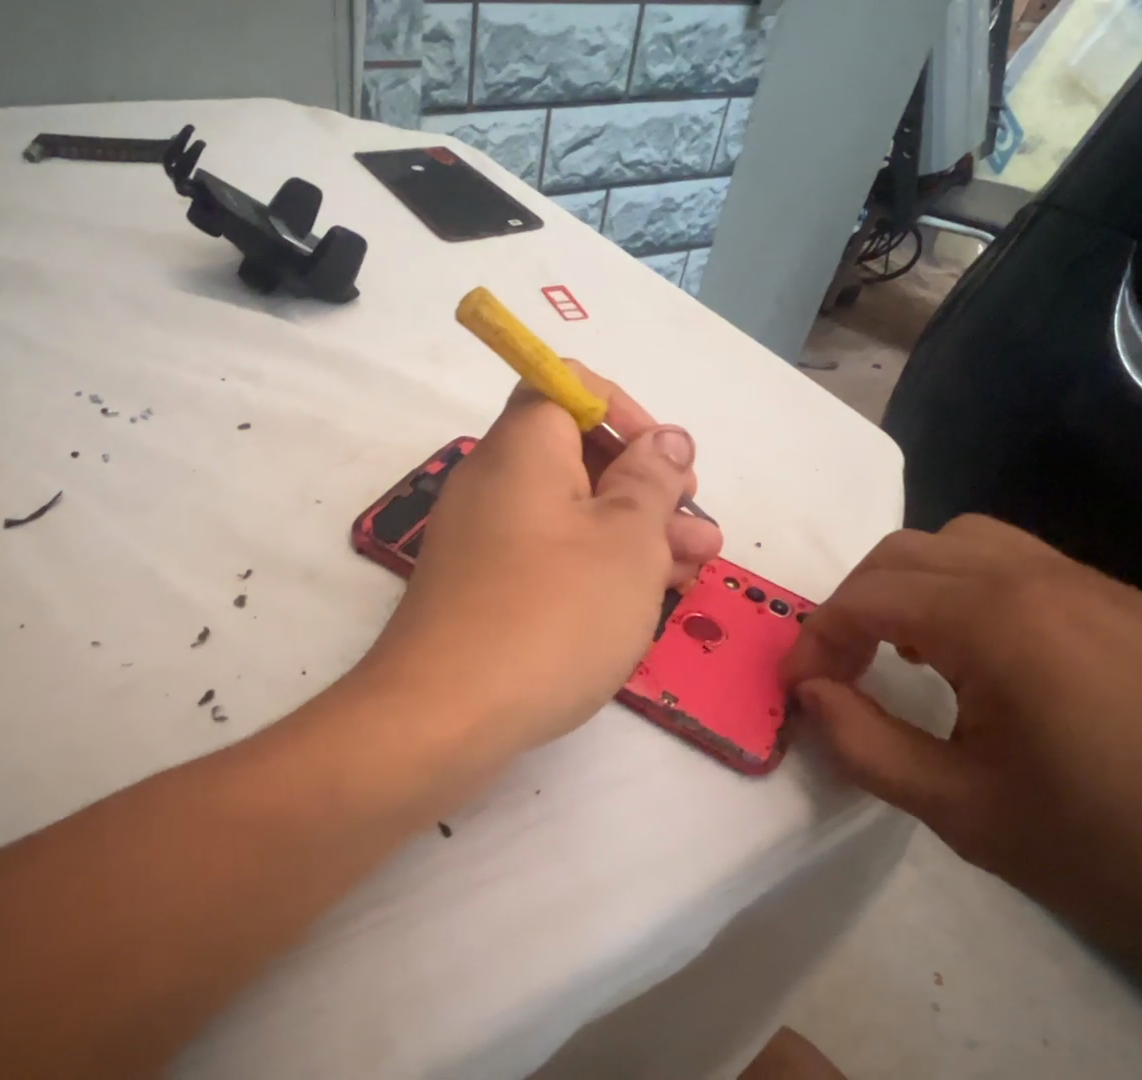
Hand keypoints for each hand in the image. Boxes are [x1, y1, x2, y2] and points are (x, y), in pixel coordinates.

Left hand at [360, 363, 721, 755]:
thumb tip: (665, 438)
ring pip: (569, 514)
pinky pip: (547, 557)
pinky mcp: (481, 590)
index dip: (626, 411)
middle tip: (698, 529)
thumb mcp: (626, 540)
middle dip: (647, 486)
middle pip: (576, 455)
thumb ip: (652, 479)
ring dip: (634, 533)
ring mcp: (481, 540)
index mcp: (522, 448)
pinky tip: (643, 600)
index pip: (566, 387)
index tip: (668, 460)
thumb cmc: (551, 614)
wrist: (444, 716)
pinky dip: (595, 566)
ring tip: (693, 570)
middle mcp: (493, 482)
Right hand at [781, 516, 1141, 988]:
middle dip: (852, 606)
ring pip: (962, 543)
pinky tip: (981, 659)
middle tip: (840, 673)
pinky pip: (1017, 564)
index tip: (796, 691)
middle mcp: (1039, 578)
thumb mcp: (968, 815)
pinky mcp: (1129, 606)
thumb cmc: (1124, 851)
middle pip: (905, 553)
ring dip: (910, 587)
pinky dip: (966, 590)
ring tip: (906, 656)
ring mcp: (1092, 584)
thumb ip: (867, 745)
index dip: (814, 641)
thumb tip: (810, 693)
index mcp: (998, 623)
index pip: (866, 598)